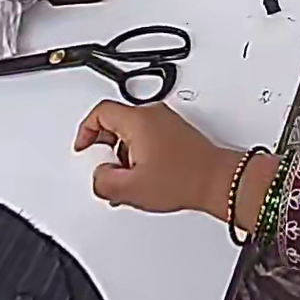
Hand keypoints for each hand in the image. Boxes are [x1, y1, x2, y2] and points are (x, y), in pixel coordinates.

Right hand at [74, 100, 238, 216]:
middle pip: (115, 119)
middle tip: (106, 167)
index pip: (101, 111)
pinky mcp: (175, 131)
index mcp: (139, 120)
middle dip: (104, 145)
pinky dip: (137, 151)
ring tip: (127, 177)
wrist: (215, 180)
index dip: (85, 130)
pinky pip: (146, 134)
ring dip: (122, 151)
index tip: (84, 148)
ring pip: (131, 129)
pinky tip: (141, 175)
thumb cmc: (183, 178)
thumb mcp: (129, 188)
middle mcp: (154, 114)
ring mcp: (167, 121)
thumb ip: (102, 180)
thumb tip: (99, 174)